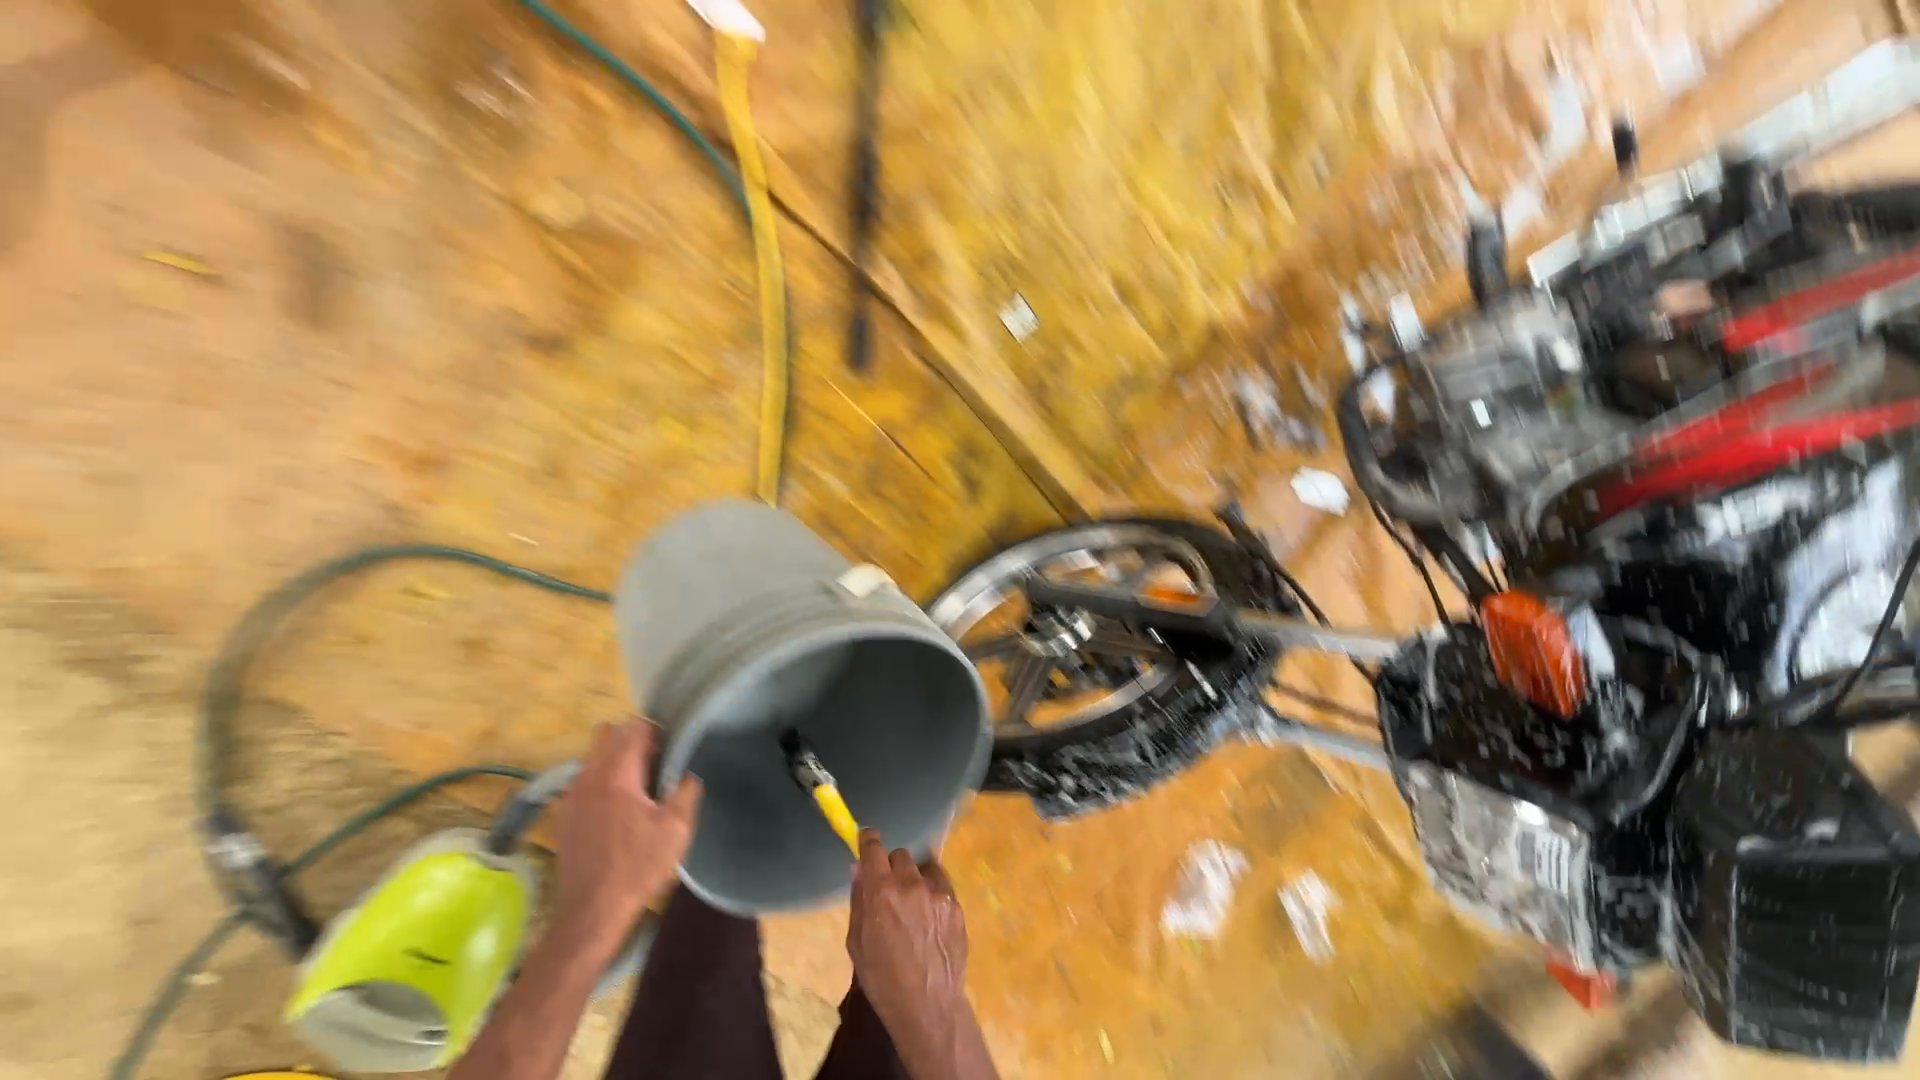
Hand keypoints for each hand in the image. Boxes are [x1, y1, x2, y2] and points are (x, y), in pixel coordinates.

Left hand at [552, 720, 701, 951]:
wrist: (592, 909)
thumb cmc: (638, 866)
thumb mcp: (676, 829)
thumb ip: (686, 791)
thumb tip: (686, 773)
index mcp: (617, 774)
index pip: (634, 728)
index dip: (656, 732)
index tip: (670, 751)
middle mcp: (588, 776)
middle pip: (609, 733)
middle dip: (633, 739)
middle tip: (655, 764)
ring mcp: (571, 794)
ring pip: (593, 754)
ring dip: (615, 758)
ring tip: (638, 787)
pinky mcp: (564, 813)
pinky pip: (584, 778)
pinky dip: (601, 780)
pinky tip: (617, 809)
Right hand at [848, 830, 969, 1044]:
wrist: (927, 1006)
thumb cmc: (882, 979)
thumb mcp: (857, 943)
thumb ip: (858, 900)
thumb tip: (858, 868)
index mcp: (882, 892)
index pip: (874, 848)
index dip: (868, 840)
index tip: (866, 837)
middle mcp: (911, 884)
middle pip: (900, 856)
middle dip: (892, 867)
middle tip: (889, 890)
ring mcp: (938, 894)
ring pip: (923, 870)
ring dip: (914, 880)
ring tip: (913, 908)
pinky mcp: (956, 905)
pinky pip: (941, 887)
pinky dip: (932, 895)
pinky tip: (929, 920)